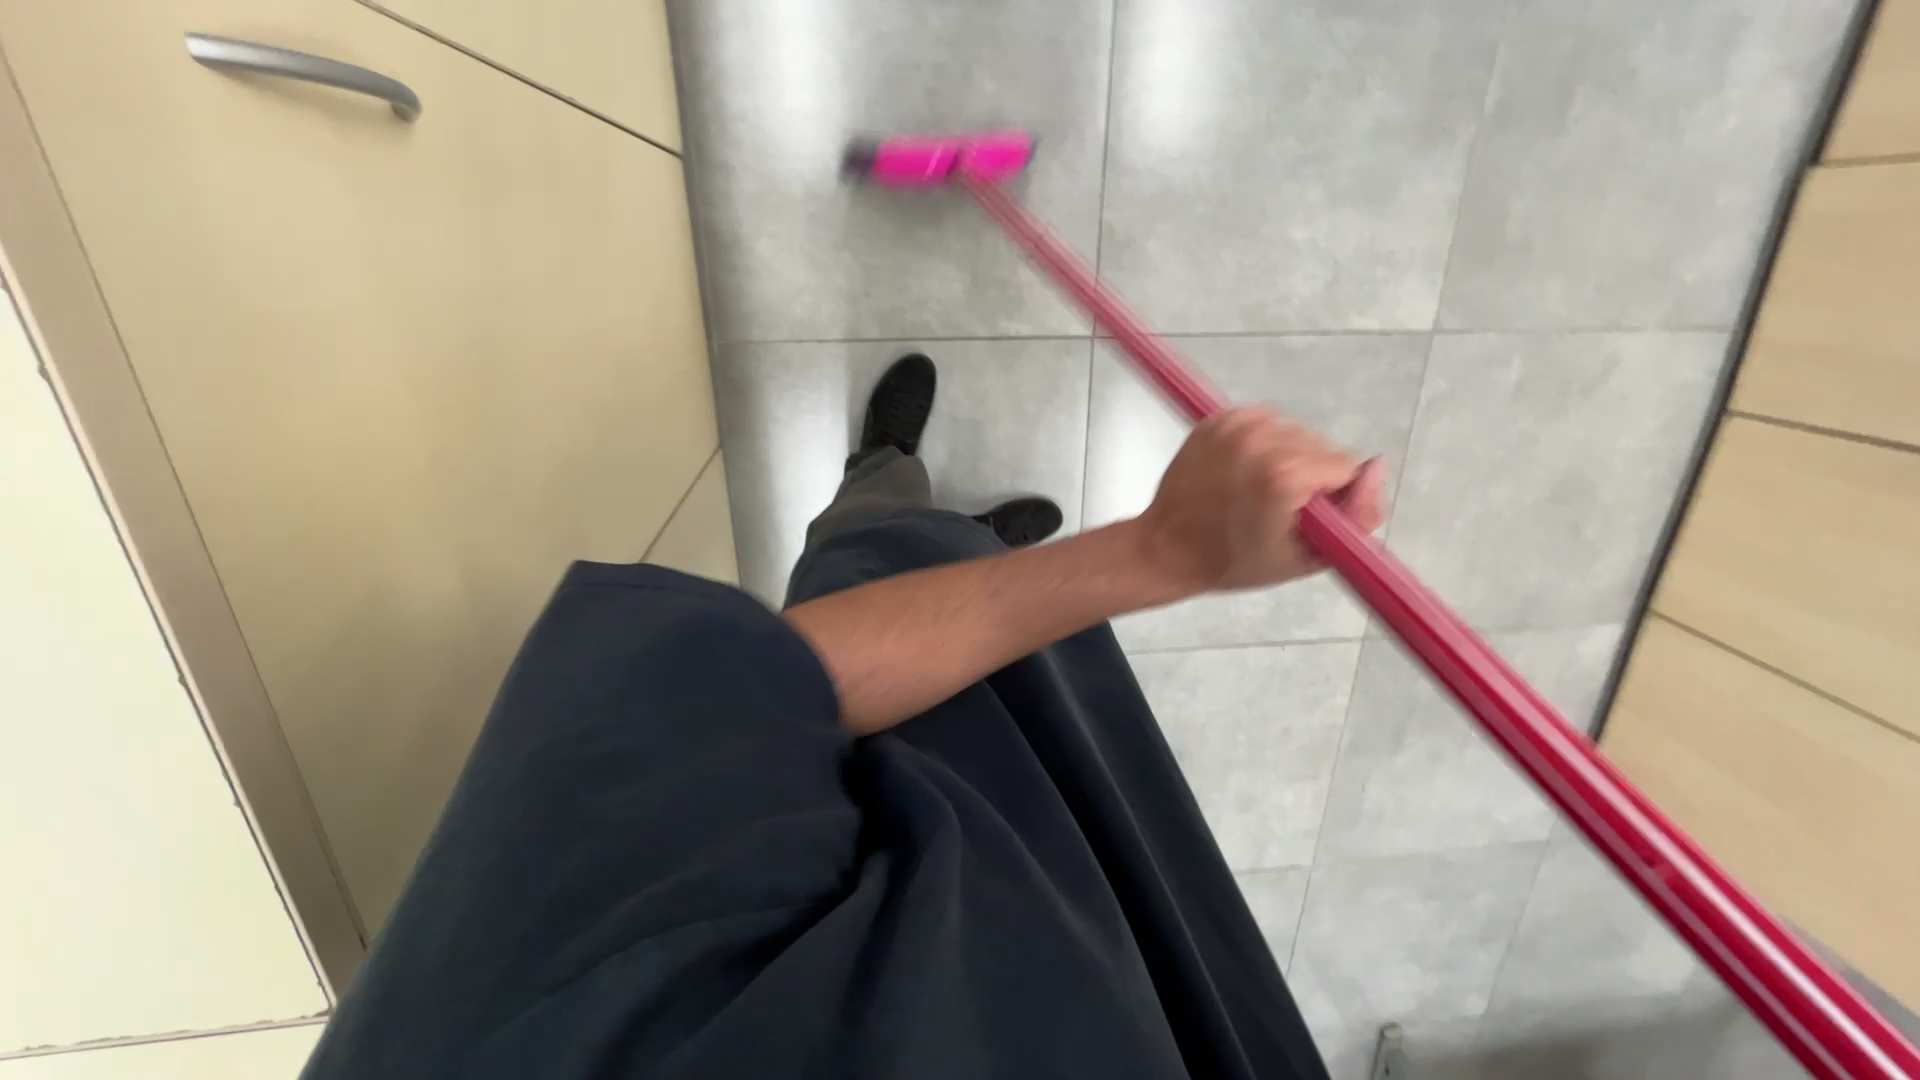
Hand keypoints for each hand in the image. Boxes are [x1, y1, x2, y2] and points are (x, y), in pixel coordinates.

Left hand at [1133, 406, 1386, 593]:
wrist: (1166, 547)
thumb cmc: (1234, 561)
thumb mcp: (1307, 557)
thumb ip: (1357, 517)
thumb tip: (1378, 467)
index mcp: (1283, 475)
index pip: (1347, 468)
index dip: (1333, 497)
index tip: (1302, 518)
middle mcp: (1262, 439)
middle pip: (1321, 447)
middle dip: (1312, 476)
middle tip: (1275, 508)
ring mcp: (1236, 424)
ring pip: (1295, 433)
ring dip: (1288, 457)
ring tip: (1255, 491)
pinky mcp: (1219, 417)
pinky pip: (1266, 423)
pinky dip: (1264, 444)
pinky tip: (1243, 472)